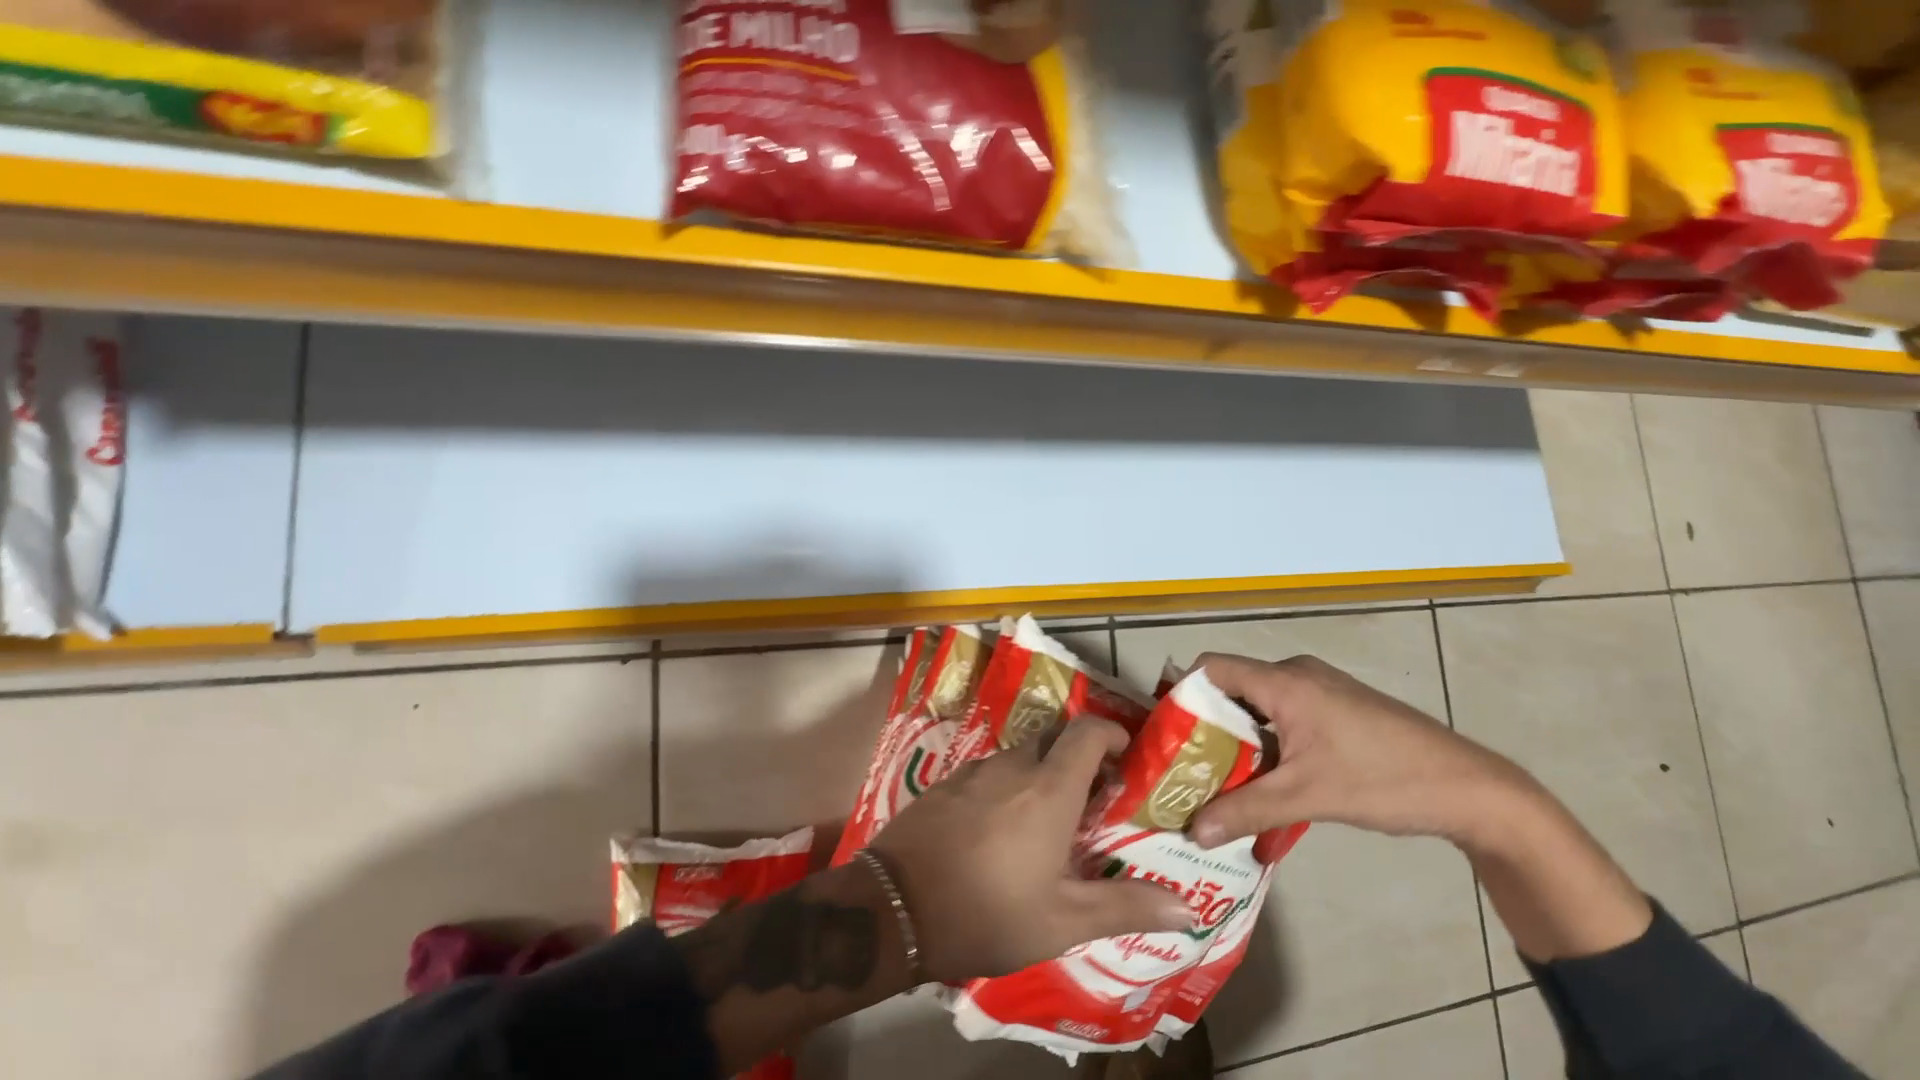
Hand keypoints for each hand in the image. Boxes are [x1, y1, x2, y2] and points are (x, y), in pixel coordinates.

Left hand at [869, 720, 1192, 981]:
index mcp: (1048, 789)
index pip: (1087, 731)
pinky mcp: (941, 787)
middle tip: (1094, 800)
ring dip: (1040, 775)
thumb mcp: (1063, 922)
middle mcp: (1011, 767)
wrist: (891, 909)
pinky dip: (1005, 789)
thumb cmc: (987, 913)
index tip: (1126, 760)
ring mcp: (971, 773)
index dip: (1112, 734)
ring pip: (1018, 757)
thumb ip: (1126, 907)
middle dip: (1079, 758)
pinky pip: (986, 775)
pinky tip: (1001, 831)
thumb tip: (1187, 909)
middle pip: (1054, 740)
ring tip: (1049, 821)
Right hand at [1187, 653, 1540, 855]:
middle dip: (1204, 727)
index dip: (1182, 695)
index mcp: (1286, 681)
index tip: (1164, 737)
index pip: (1212, 667)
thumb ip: (1244, 810)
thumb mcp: (1307, 797)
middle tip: (1181, 769)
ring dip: (1236, 741)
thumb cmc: (1384, 780)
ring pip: (1259, 707)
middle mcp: (1299, 675)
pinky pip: (1283, 717)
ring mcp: (1322, 691)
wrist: (1471, 789)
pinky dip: (1265, 744)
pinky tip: (1260, 783)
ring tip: (1213, 782)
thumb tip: (1191, 831)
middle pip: (1232, 689)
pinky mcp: (1338, 710)